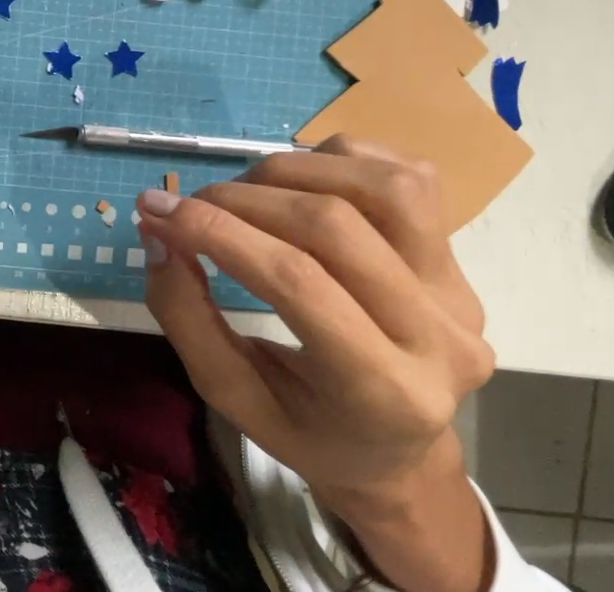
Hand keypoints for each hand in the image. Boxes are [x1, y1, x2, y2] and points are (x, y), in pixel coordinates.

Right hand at [140, 135, 495, 591]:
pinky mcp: (460, 261)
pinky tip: (298, 182)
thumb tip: (158, 234)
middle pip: (334, 225)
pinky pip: (410, 178)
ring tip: (243, 191)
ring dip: (292, 171)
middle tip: (187, 204)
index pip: (295, 280)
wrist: (398, 452)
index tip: (153, 208)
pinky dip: (341, 161)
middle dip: (241, 198)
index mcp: (383, 391)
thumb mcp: (228, 392)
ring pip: (383, 188)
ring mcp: (459, 292)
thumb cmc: (305, 430)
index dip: (216, 231)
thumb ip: (185, 315)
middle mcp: (440, 337)